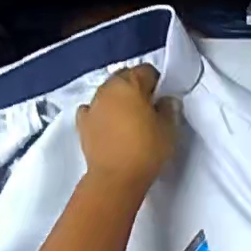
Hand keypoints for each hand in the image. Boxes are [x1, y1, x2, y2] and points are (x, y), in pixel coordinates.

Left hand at [77, 64, 177, 191]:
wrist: (115, 179)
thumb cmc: (146, 150)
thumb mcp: (169, 130)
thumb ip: (169, 109)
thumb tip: (166, 101)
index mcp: (129, 83)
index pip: (147, 71)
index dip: (158, 84)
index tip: (163, 101)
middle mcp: (107, 88)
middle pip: (124, 79)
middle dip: (136, 89)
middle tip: (147, 111)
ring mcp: (92, 106)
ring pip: (108, 94)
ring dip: (118, 102)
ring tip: (129, 123)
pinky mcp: (82, 124)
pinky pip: (93, 111)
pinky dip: (101, 115)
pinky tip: (109, 128)